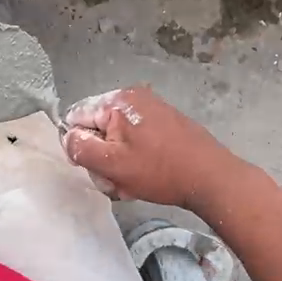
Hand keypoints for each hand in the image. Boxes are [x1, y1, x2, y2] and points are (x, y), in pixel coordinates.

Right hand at [61, 86, 247, 209]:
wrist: (213, 179)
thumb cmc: (160, 171)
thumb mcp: (112, 164)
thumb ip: (81, 148)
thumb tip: (67, 137)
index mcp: (118, 101)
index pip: (77, 116)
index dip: (79, 144)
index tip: (93, 167)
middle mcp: (134, 97)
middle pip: (98, 127)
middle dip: (102, 157)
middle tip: (115, 181)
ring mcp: (153, 109)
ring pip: (117, 137)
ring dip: (118, 162)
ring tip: (133, 184)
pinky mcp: (166, 123)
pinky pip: (136, 138)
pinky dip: (135, 158)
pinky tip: (146, 177)